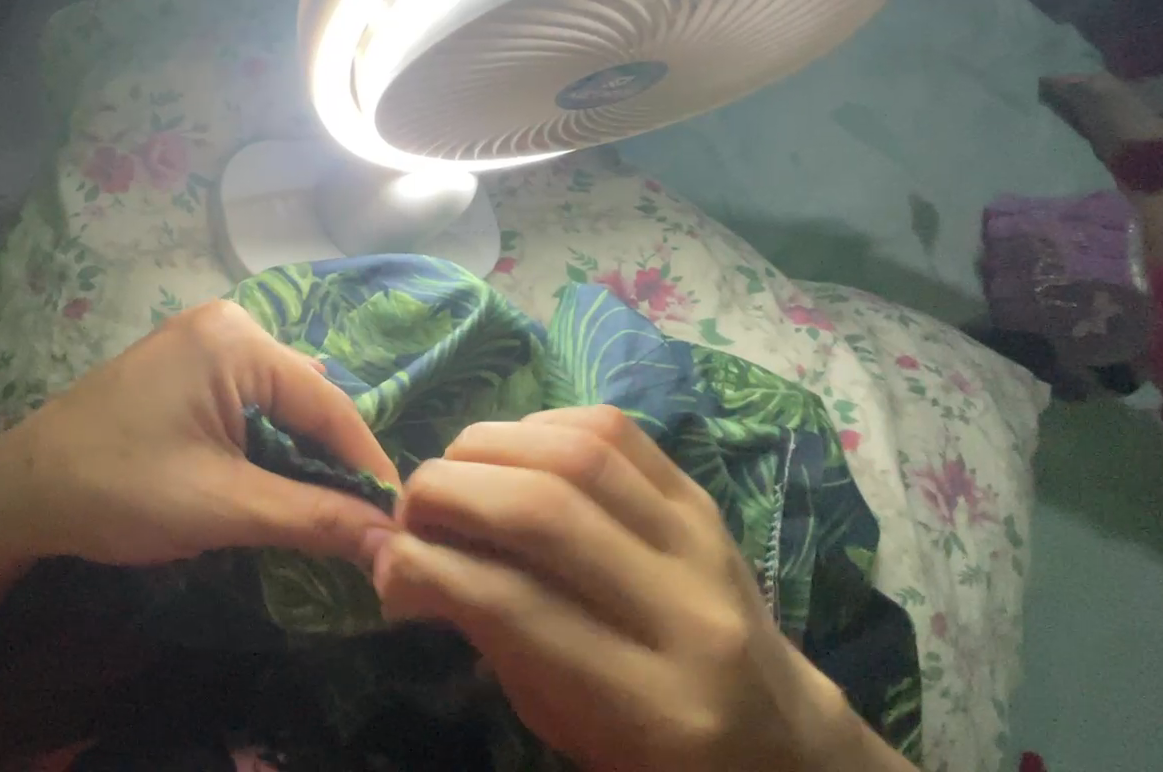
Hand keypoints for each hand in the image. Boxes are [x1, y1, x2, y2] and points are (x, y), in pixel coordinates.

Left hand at [0, 298, 402, 566]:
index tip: (402, 522)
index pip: (330, 405)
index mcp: (237, 340)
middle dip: (336, 460)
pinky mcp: (187, 365)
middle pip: (307, 398)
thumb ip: (312, 518)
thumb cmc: (118, 490)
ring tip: (334, 510)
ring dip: (305, 454)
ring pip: (281, 401)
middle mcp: (227, 324)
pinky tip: (283, 481)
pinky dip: (272, 443)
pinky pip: (252, 400)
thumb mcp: (223, 506)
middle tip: (369, 524)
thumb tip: (390, 542)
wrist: (19, 492)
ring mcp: (203, 340)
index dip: (369, 465)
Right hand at [371, 406, 874, 771]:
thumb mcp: (555, 714)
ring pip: (576, 454)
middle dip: (446, 493)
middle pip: (542, 513)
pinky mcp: (703, 494)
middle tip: (411, 509)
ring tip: (453, 471)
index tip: (387, 561)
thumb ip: (481, 628)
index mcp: (650, 705)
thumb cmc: (644, 743)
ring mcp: (703, 540)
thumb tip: (394, 555)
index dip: (424, 567)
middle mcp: (687, 613)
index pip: (511, 605)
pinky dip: (541, 423)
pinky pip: (612, 427)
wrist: (774, 732)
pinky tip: (513, 449)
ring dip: (486, 446)